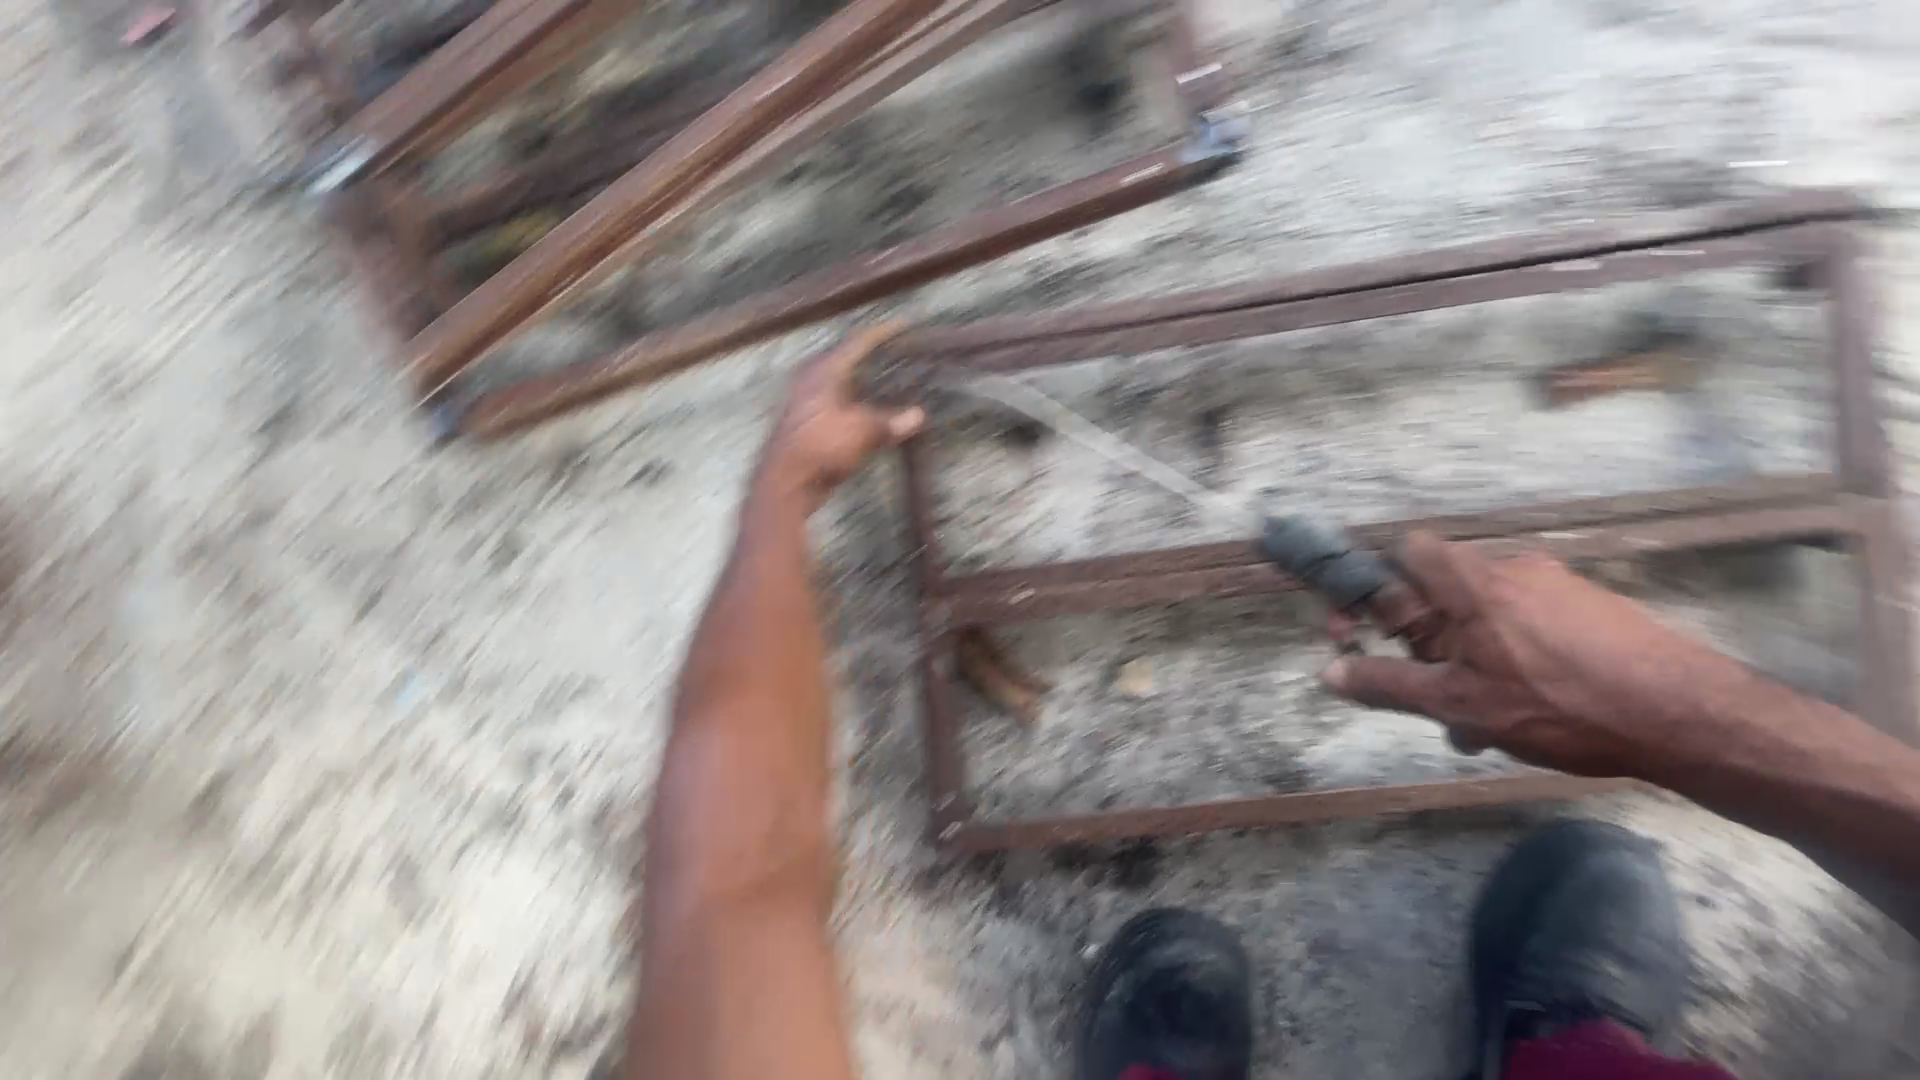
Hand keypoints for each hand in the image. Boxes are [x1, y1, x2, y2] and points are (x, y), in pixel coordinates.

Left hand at [759, 324, 925, 512]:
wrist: (786, 483)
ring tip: (894, 378)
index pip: (857, 343)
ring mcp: (810, 402)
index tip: (903, 324)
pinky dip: (861, 403)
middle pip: (849, 359)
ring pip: (845, 383)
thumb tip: (919, 416)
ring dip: (868, 382)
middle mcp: (814, 380)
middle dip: (875, 356)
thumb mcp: (861, 431)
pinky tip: (876, 411)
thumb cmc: (820, 447)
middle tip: (901, 351)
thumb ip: (890, 422)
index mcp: (823, 371)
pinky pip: (842, 404)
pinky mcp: (811, 424)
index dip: (882, 333)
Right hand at [1322, 533, 1764, 779]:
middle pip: (1441, 590)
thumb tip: (1330, 672)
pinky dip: (1510, 660)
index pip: (1403, 550)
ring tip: (1481, 718)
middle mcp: (1513, 570)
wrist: (1698, 719)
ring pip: (1485, 616)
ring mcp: (1560, 588)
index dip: (1370, 585)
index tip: (1360, 631)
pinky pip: (1528, 626)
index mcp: (1472, 583)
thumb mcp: (1460, 703)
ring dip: (1466, 659)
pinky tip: (1528, 711)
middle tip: (1429, 691)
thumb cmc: (1561, 705)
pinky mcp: (1596, 611)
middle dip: (1422, 641)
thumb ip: (1388, 683)